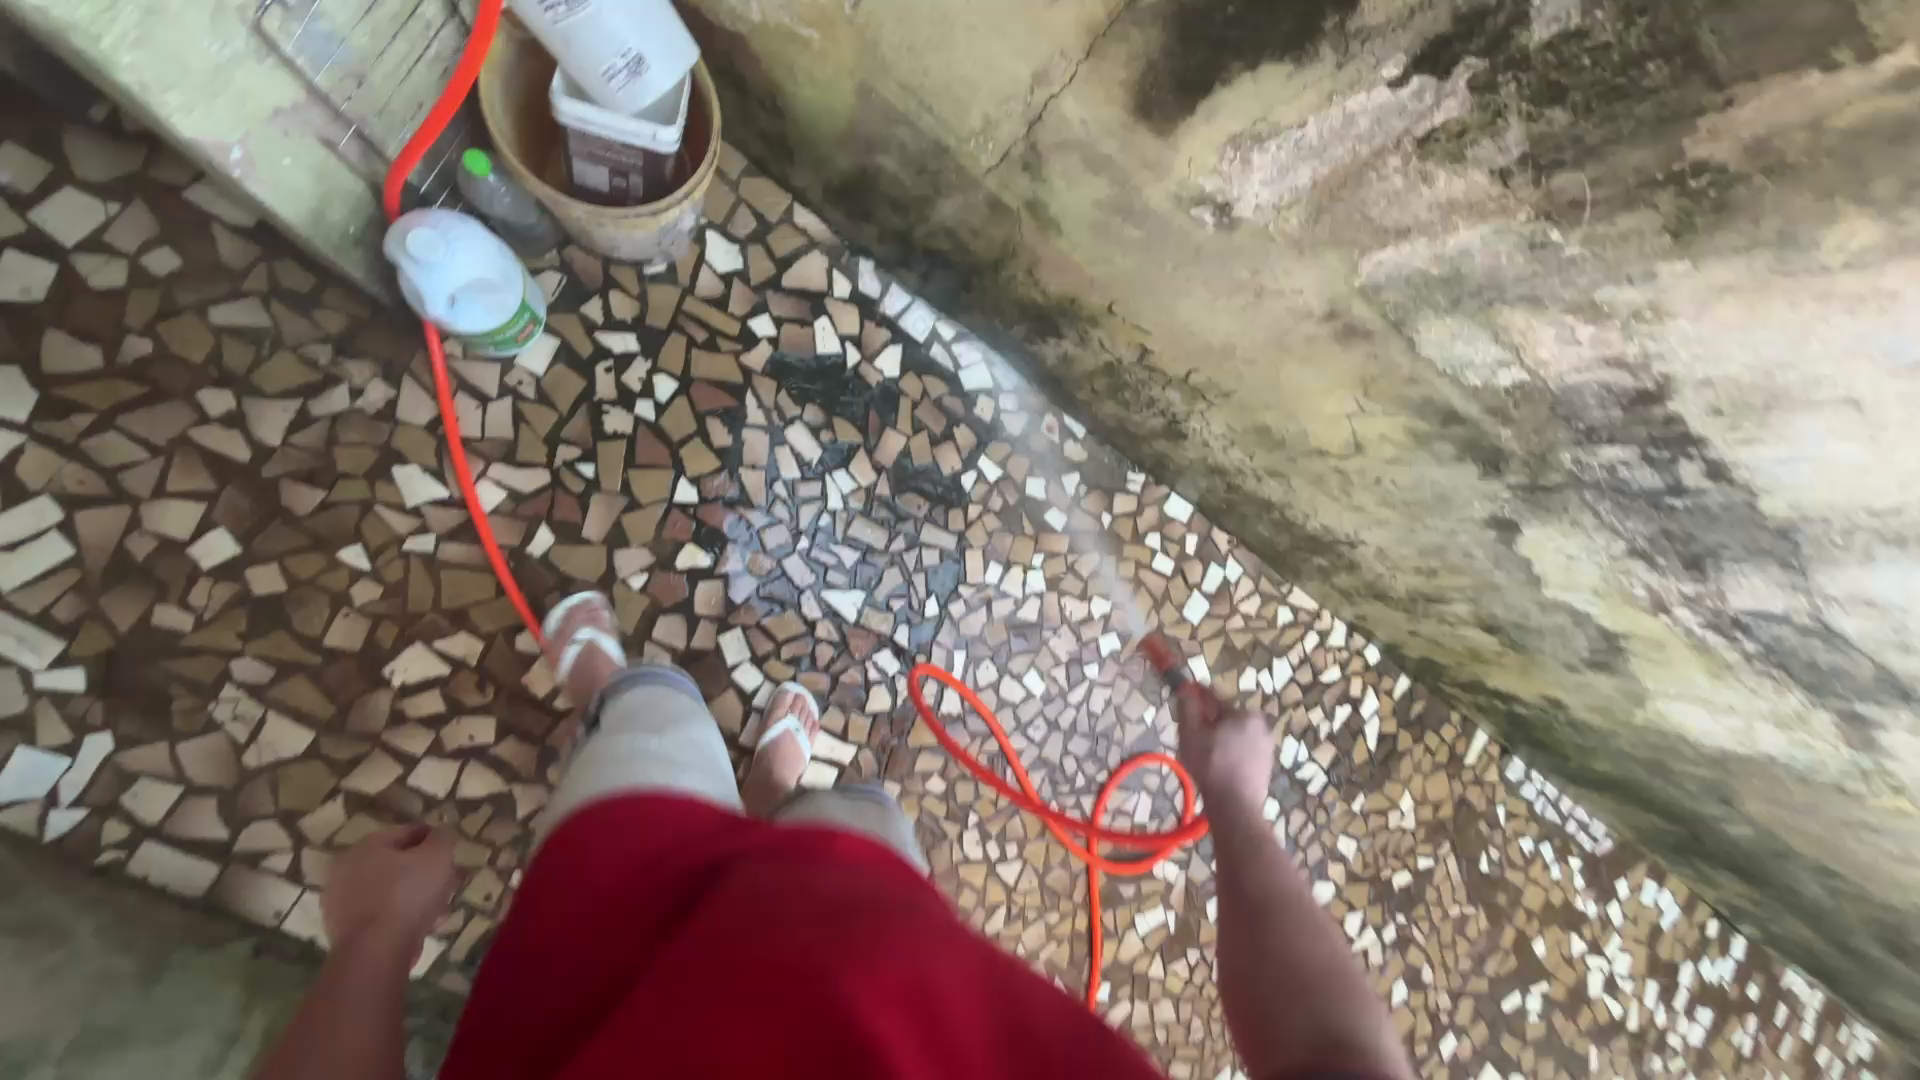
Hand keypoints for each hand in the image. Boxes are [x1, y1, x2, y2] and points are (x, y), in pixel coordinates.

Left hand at [321, 825, 457, 953]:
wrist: (376, 951)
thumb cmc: (408, 893)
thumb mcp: (438, 856)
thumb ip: (442, 837)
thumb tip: (440, 832)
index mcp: (365, 846)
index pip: (407, 831)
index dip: (435, 837)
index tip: (452, 850)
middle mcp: (346, 870)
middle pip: (396, 861)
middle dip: (424, 866)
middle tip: (449, 875)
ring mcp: (341, 902)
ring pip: (389, 887)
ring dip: (413, 890)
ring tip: (440, 901)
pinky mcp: (344, 929)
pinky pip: (381, 911)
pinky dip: (400, 911)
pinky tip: (421, 920)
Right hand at [1172, 683, 1276, 814]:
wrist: (1236, 806)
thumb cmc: (1210, 764)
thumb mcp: (1190, 732)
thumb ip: (1188, 706)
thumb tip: (1186, 687)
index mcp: (1245, 713)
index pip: (1215, 698)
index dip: (1196, 696)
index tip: (1183, 695)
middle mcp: (1261, 725)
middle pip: (1226, 717)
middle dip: (1208, 721)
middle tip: (1189, 733)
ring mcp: (1266, 746)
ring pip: (1234, 734)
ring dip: (1218, 738)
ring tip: (1201, 752)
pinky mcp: (1266, 764)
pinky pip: (1242, 750)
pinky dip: (1229, 752)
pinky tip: (1216, 766)